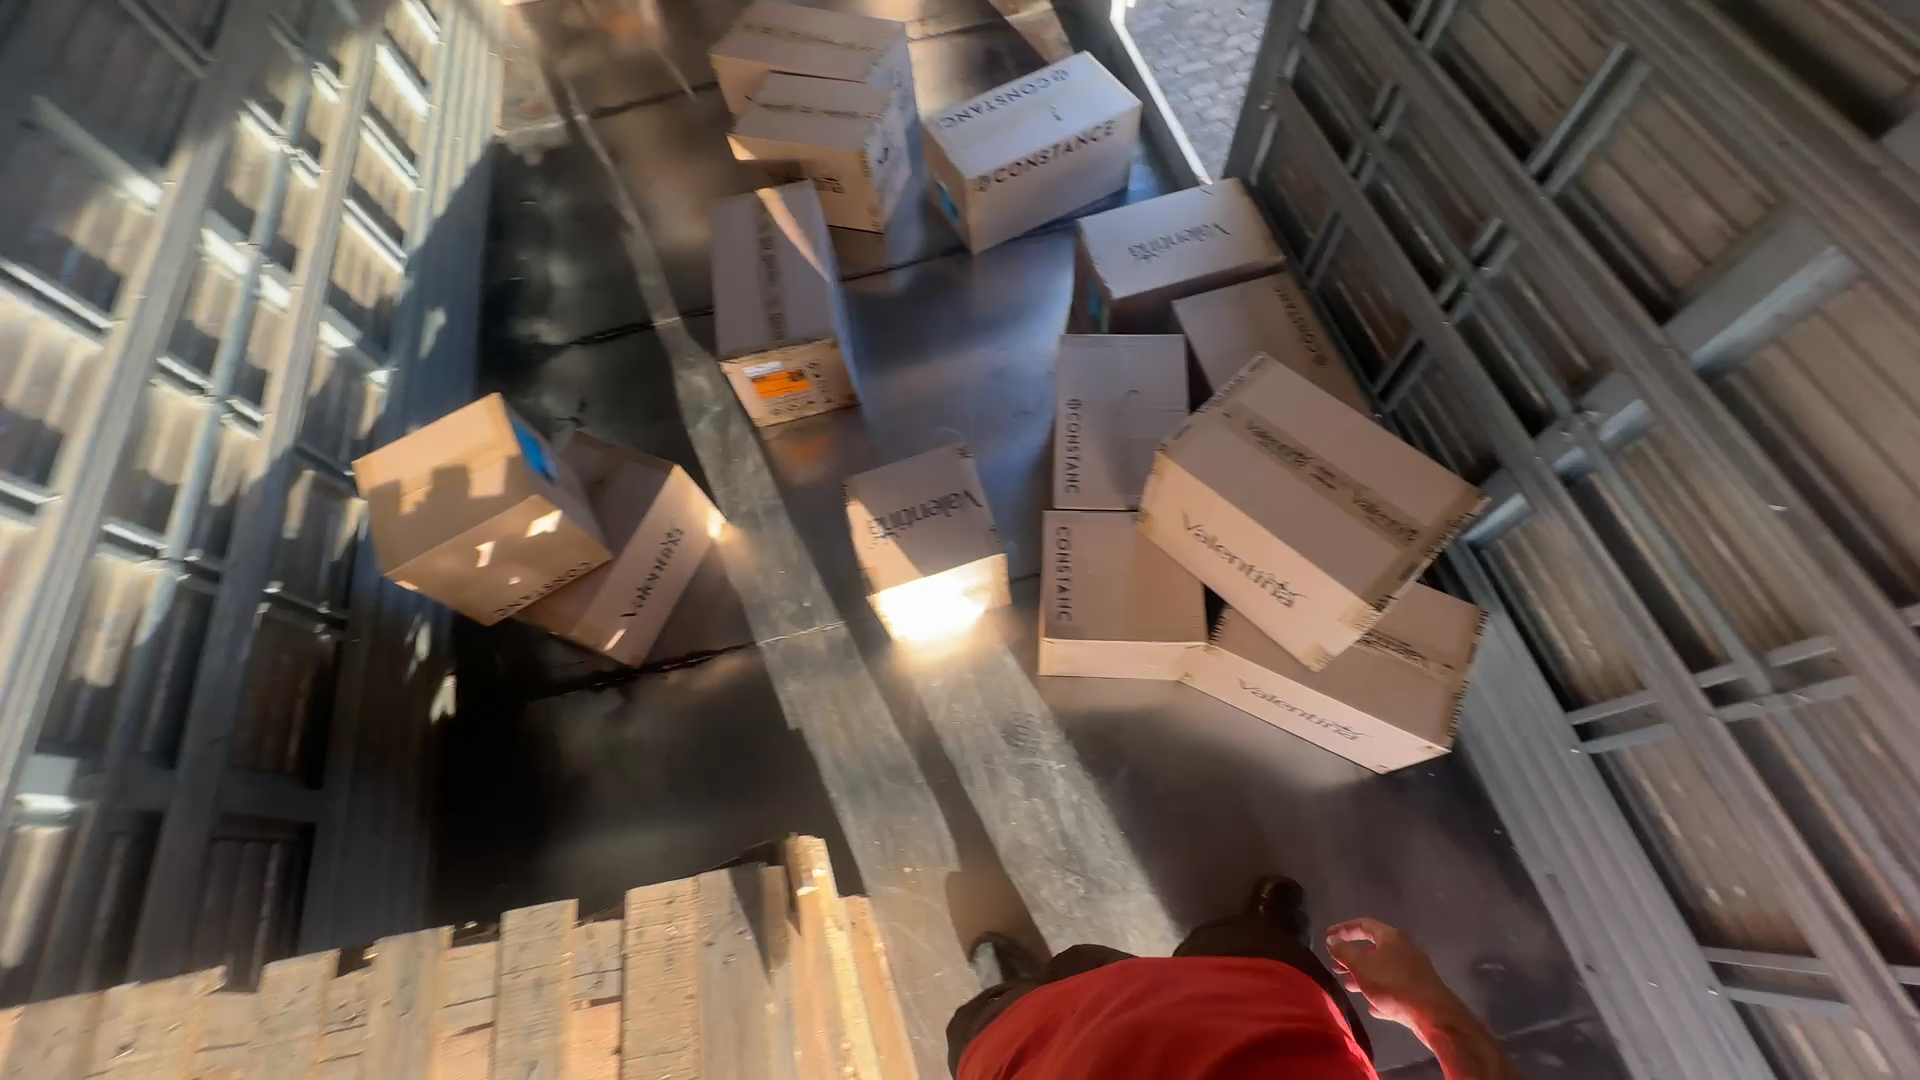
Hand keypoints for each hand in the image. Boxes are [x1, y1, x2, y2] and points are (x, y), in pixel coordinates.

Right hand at [1325, 917, 1458, 1028]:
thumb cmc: (1393, 984)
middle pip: (1374, 949)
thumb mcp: (1360, 966)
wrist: (1436, 1017)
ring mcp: (1416, 972)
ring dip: (1364, 977)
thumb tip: (1332, 940)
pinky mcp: (1422, 993)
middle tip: (1336, 966)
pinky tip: (1372, 1007)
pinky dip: (1382, 994)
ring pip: (1384, 970)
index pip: (1363, 925)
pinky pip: (1396, 989)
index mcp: (1391, 938)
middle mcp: (1405, 950)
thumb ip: (1343, 951)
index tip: (1328, 937)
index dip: (1344, 929)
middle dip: (1352, 958)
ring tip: (1349, 986)